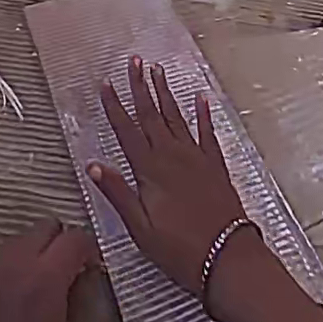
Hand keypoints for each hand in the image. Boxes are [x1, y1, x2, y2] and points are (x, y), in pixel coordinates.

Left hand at [0, 219, 105, 321]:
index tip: (94, 267)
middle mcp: (14, 262)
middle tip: (73, 272)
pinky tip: (26, 290)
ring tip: (48, 284)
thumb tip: (90, 273)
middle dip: (63, 243)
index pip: (74, 236)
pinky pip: (4, 251)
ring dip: (40, 251)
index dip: (89, 248)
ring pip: (24, 235)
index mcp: (44, 278)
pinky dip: (19, 260)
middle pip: (45, 226)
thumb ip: (93, 301)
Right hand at [88, 57, 246, 291]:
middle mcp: (171, 155)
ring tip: (157, 70)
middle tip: (134, 61)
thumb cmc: (181, 249)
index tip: (106, 83)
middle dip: (140, 86)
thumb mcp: (141, 228)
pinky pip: (207, 133)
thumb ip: (118, 193)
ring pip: (175, 116)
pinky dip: (203, 114)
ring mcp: (195, 157)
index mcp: (150, 169)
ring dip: (165, 92)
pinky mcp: (215, 166)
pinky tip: (200, 98)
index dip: (114, 105)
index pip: (126, 129)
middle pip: (150, 114)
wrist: (230, 260)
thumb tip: (92, 166)